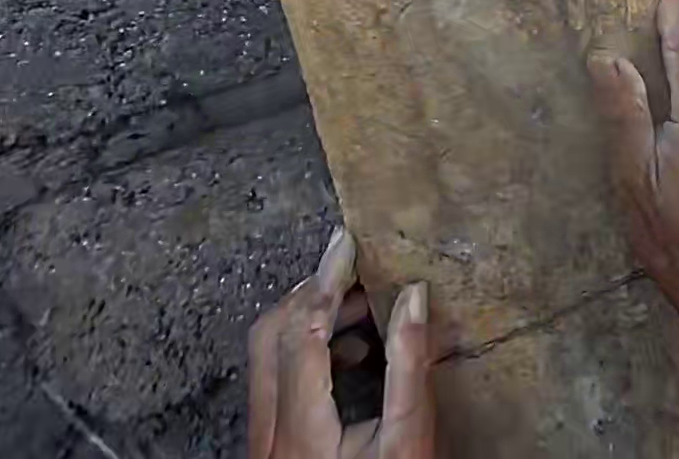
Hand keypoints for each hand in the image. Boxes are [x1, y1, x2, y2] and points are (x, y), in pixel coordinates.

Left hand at [248, 229, 433, 458]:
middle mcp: (269, 434)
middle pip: (269, 335)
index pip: (303, 330)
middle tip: (355, 268)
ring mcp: (264, 443)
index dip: (327, 279)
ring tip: (364, 303)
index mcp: (301, 432)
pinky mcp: (272, 447)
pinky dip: (309, 345)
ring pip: (267, 354)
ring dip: (309, 315)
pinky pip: (277, 375)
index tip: (348, 240)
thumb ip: (409, 365)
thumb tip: (414, 294)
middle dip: (311, 290)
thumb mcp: (409, 441)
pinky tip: (354, 350)